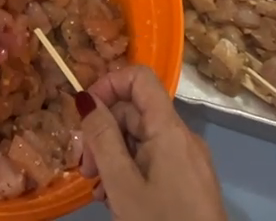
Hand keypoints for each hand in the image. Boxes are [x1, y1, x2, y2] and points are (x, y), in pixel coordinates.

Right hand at [76, 65, 226, 220]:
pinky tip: (118, 199)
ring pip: (141, 139)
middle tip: (85, 168)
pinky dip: (131, 170)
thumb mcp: (122, 183)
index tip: (86, 114)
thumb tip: (85, 98)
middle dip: (103, 132)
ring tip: (98, 190)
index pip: (139, 78)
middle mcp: (183, 137)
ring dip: (113, 155)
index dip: (109, 84)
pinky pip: (154, 160)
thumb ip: (102, 137)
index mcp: (170, 128)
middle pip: (135, 111)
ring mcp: (189, 161)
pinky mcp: (190, 183)